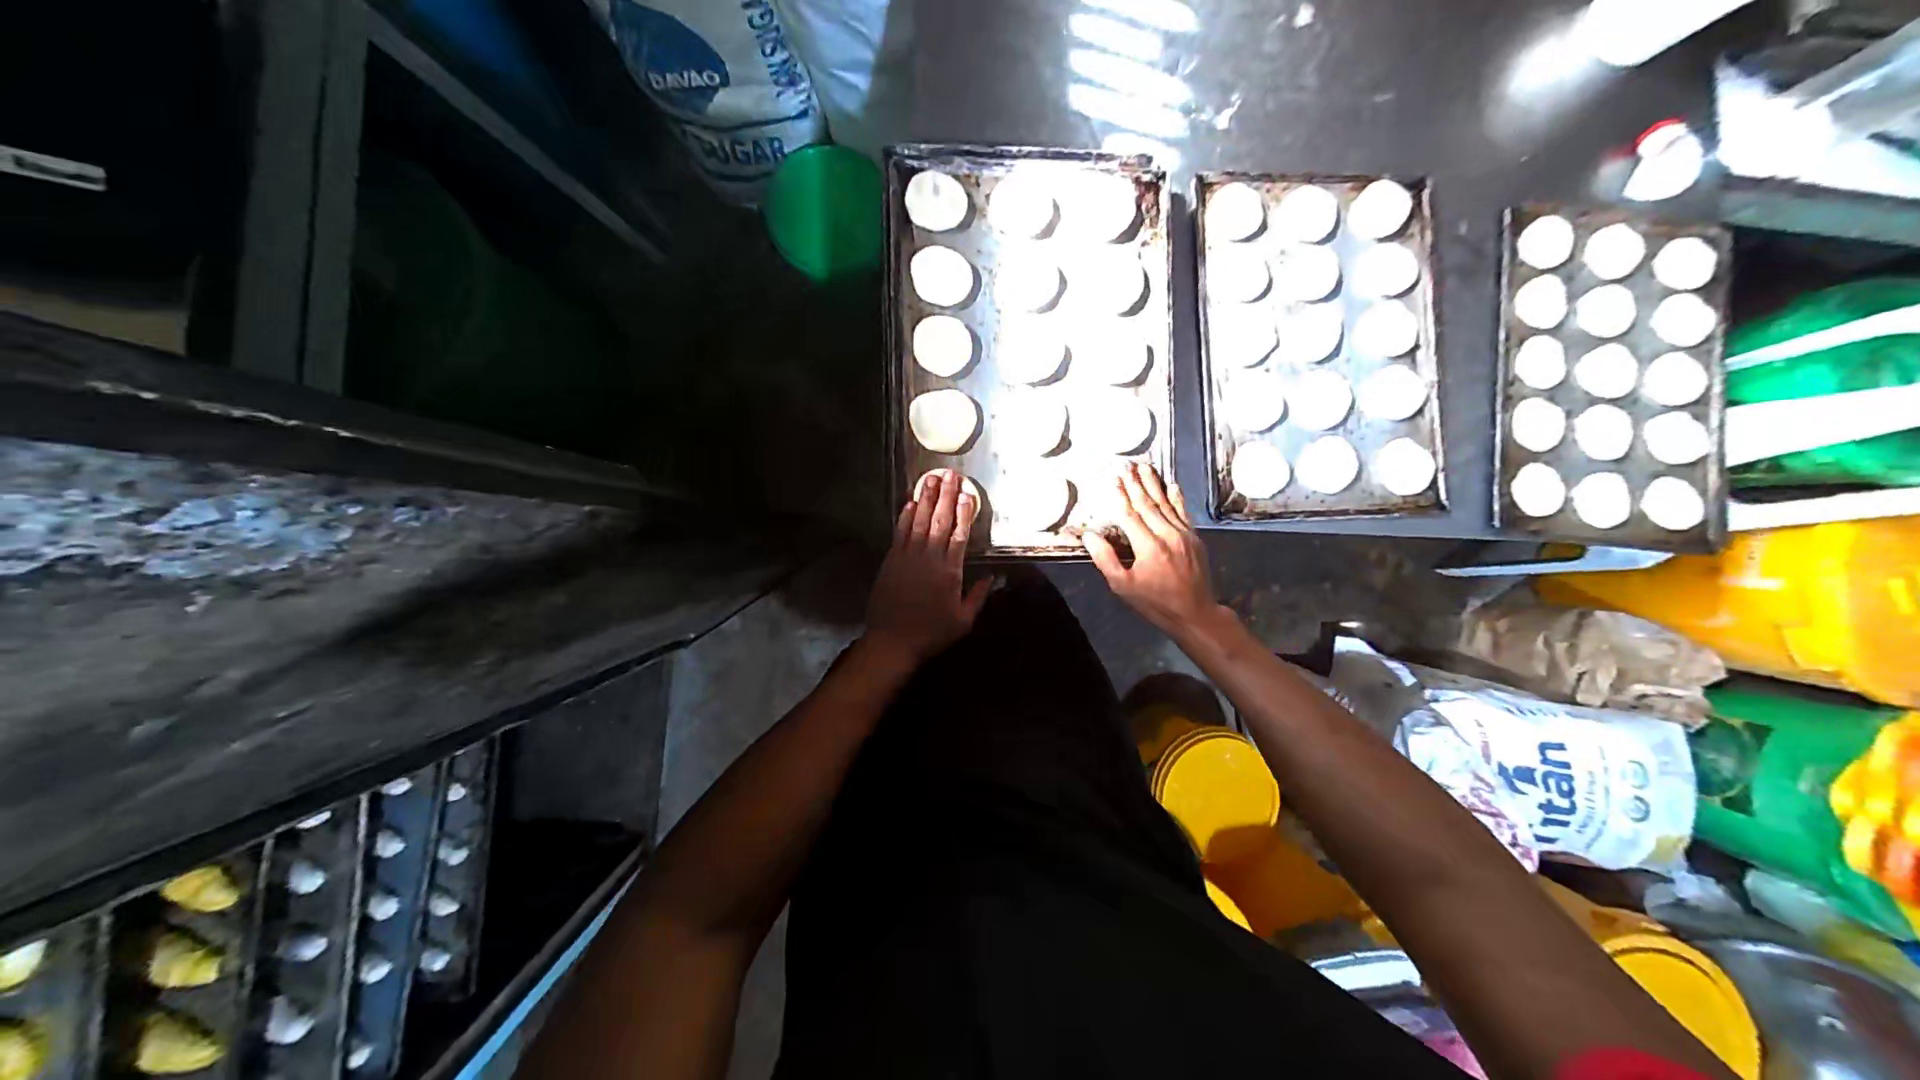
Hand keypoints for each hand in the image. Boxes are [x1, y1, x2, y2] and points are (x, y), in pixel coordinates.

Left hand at [863, 469, 992, 666]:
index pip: (959, 534)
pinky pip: (900, 531)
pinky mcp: (891, 560)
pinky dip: (905, 515)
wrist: (892, 641)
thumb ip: (978, 597)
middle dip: (946, 496)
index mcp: (949, 571)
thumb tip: (991, 578)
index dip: (964, 512)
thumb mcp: (963, 621)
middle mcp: (929, 557)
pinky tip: (910, 502)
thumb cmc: (932, 633)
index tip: (967, 494)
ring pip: (918, 521)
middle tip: (951, 474)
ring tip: (931, 478)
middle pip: (939, 520)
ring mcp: (907, 556)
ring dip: (926, 498)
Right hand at [1083, 463, 1222, 635]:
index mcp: (1148, 547)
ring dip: (1154, 484)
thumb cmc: (1155, 603)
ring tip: (1145, 467)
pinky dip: (1177, 498)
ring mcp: (1184, 535)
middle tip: (1127, 464)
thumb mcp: (1123, 587)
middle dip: (1136, 483)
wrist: (1195, 614)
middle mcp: (1168, 535)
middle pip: (1148, 504)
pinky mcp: (1195, 539)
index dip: (1120, 496)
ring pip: (1166, 504)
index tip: (1113, 479)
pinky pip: (1183, 512)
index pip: (1130, 515)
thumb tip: (1091, 536)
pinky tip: (1172, 485)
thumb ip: (1106, 559)